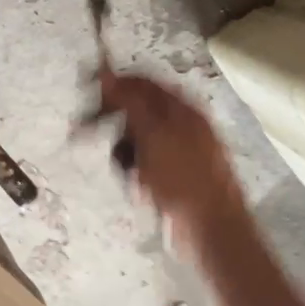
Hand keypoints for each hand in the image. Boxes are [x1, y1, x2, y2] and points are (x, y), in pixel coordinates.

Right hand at [98, 71, 248, 253]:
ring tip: (126, 170)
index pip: (141, 82)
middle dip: (114, 123)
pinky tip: (139, 183)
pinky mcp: (178, 174)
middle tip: (89, 132)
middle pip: (137, 109)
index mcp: (184, 109)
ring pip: (138, 138)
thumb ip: (128, 101)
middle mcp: (184, 125)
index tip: (90, 97)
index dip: (114, 86)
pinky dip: (136, 169)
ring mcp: (182, 150)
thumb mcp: (152, 134)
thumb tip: (106, 74)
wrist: (216, 231)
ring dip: (124, 151)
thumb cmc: (183, 179)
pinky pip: (146, 161)